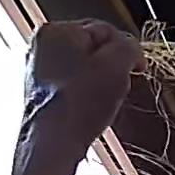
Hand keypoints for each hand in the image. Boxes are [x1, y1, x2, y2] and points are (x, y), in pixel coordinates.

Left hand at [12, 19, 142, 174]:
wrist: (53, 144)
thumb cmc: (81, 104)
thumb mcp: (118, 65)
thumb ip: (129, 47)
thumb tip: (131, 48)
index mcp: (55, 31)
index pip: (105, 29)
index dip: (127, 49)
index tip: (138, 68)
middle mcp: (40, 47)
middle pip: (92, 49)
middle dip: (111, 67)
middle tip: (119, 86)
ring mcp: (36, 72)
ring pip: (83, 69)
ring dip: (99, 83)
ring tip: (103, 101)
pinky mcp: (39, 95)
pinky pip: (72, 87)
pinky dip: (85, 96)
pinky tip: (90, 111)